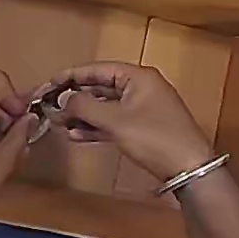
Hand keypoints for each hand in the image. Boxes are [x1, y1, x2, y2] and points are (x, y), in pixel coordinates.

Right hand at [48, 62, 214, 181]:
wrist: (189, 168)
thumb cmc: (155, 138)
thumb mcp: (116, 121)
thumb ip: (85, 108)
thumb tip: (64, 100)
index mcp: (138, 77)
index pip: (98, 69)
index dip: (72, 76)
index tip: (50, 83)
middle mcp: (140, 88)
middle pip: (100, 87)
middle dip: (75, 98)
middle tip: (51, 106)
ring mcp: (142, 108)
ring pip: (106, 107)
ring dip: (83, 115)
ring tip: (59, 124)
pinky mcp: (142, 128)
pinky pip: (113, 122)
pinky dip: (96, 128)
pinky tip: (76, 136)